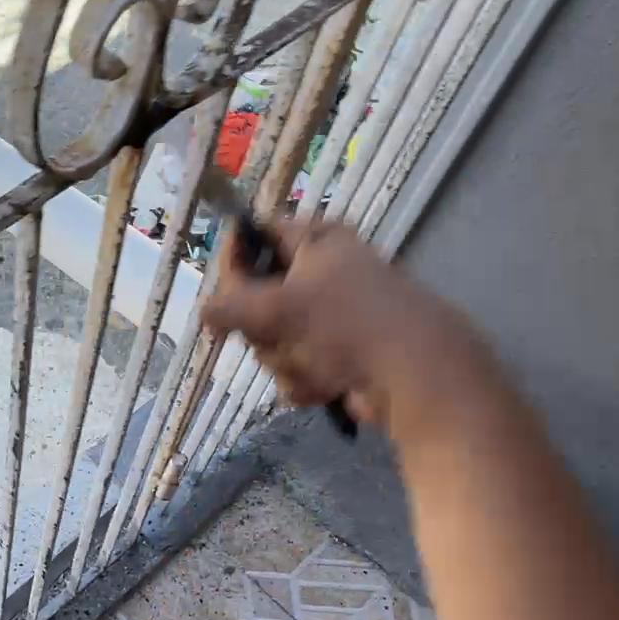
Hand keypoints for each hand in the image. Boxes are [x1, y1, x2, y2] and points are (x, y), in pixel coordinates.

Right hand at [202, 219, 488, 431]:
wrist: (414, 377)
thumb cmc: (347, 325)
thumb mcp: (276, 307)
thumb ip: (229, 305)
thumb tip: (204, 312)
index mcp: (315, 241)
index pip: (256, 235)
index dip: (234, 262)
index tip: (224, 291)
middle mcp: (322, 272)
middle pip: (255, 299)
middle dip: (262, 330)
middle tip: (278, 333)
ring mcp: (328, 317)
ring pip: (271, 340)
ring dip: (284, 360)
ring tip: (313, 363)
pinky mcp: (335, 354)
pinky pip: (293, 366)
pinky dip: (304, 379)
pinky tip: (326, 384)